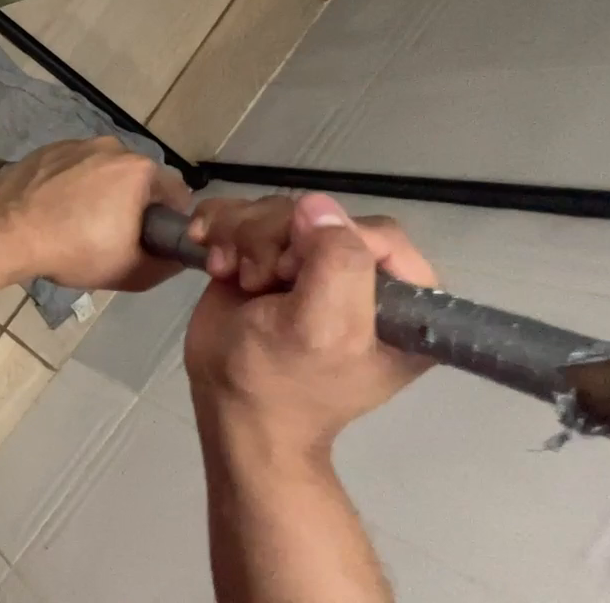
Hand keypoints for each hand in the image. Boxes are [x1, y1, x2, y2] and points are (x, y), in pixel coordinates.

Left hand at [0, 137, 190, 290]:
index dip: (169, 222)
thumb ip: (170, 262)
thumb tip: (181, 254)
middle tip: (113, 234)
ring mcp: (71, 144)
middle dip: (132, 204)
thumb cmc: (74, 250)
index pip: (174, 194)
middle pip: (136, 179)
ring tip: (79, 222)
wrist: (4, 233)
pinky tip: (54, 208)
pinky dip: (69, 184)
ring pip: (101, 171)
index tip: (150, 241)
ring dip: (99, 192)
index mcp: (137, 168)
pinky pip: (70, 167)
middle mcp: (108, 146)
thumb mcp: (134, 270)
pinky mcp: (42, 150)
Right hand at [185, 193, 437, 457]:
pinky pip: (236, 213)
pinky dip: (215, 227)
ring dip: (237, 236)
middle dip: (270, 239)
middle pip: (312, 215)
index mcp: (399, 297)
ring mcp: (302, 262)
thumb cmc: (283, 380)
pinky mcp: (257, 255)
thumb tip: (317, 205)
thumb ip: (337, 265)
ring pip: (270, 209)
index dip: (325, 240)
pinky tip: (210, 258)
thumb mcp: (321, 329)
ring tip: (230, 274)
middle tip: (256, 281)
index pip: (373, 231)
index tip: (292, 276)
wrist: (228, 403)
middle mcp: (355, 274)